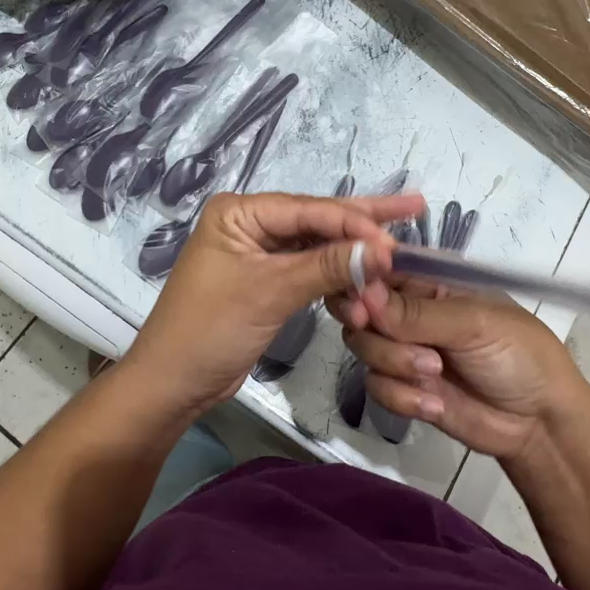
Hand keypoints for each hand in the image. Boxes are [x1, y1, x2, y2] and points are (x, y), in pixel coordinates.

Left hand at [120, 192, 421, 417]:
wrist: (174, 383)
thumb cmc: (211, 329)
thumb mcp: (270, 293)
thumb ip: (326, 267)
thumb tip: (383, 250)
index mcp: (239, 212)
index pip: (308, 209)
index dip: (354, 223)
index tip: (396, 242)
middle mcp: (249, 224)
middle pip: (317, 219)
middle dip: (364, 220)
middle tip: (415, 206)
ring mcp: (259, 252)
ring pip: (317, 245)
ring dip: (353, 256)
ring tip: (402, 248)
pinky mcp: (267, 281)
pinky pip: (310, 269)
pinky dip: (338, 276)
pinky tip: (369, 275)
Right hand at [327, 278, 589, 457]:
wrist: (540, 424)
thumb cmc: (519, 355)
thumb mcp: (473, 324)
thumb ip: (416, 312)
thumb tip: (363, 291)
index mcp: (429, 283)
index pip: (378, 269)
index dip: (361, 281)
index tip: (360, 304)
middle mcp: (410, 312)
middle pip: (359, 309)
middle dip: (372, 329)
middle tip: (394, 341)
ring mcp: (405, 351)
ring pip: (363, 347)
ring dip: (394, 363)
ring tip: (434, 374)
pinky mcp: (404, 389)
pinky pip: (376, 386)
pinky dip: (401, 396)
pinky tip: (434, 403)